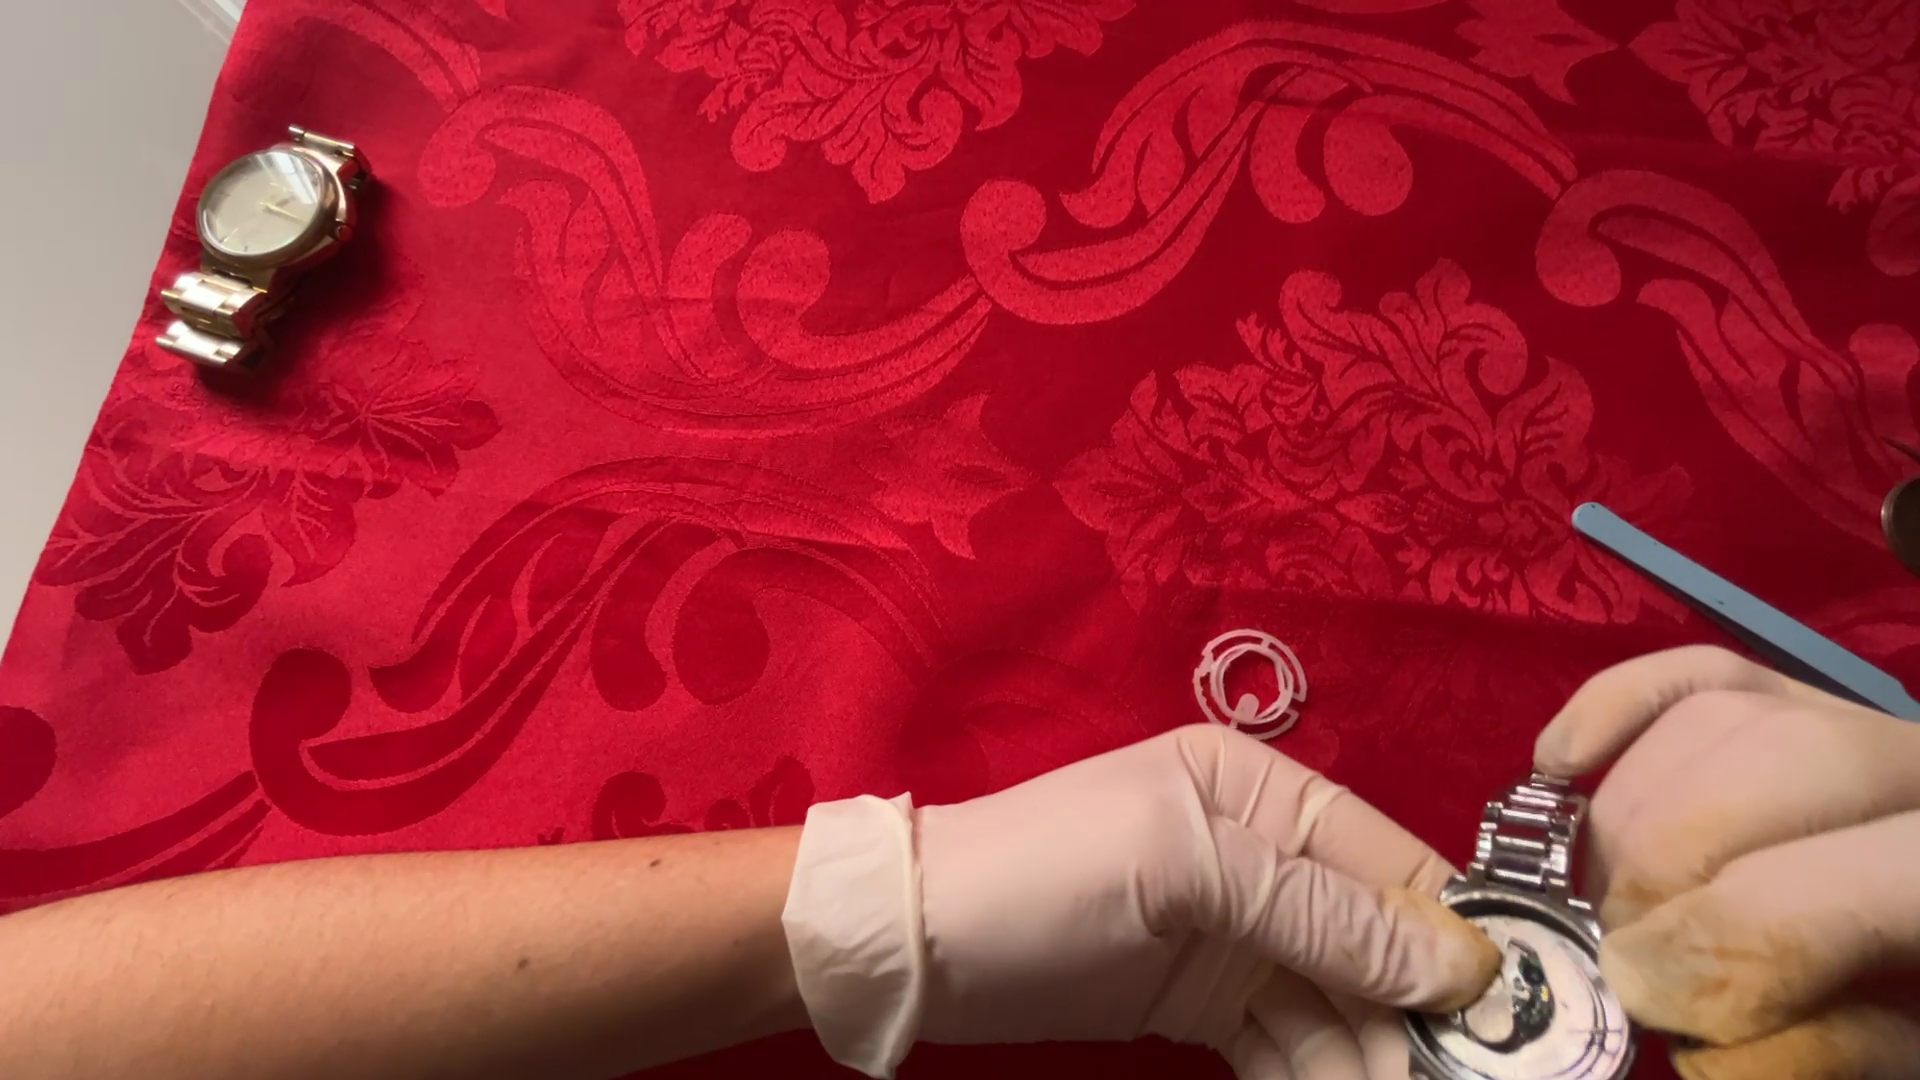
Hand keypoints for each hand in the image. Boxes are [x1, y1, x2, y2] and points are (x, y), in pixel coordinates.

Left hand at [784, 724, 1500, 1078]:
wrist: (936, 938)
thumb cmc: (1051, 872)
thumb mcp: (1178, 867)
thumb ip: (1310, 907)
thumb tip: (1452, 960)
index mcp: (1246, 787)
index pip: (1377, 852)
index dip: (1452, 926)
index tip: (1528, 1013)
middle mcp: (1252, 849)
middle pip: (1369, 934)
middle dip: (1420, 1013)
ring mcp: (1231, 927)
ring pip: (1338, 998)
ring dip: (1376, 1058)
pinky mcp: (1207, 993)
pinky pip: (1292, 1038)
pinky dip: (1323, 1072)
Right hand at [1534, 646, 1919, 1079]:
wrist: (1915, 919)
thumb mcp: (1918, 1064)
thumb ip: (1820, 1049)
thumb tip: (1678, 1017)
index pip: (1830, 885)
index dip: (1715, 941)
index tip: (1640, 993)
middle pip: (1759, 775)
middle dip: (1656, 868)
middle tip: (1615, 942)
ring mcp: (1850, 711)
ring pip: (1704, 720)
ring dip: (1622, 812)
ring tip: (1604, 888)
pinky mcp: (1784, 690)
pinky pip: (1681, 671)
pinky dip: (1601, 707)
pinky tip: (1559, 765)